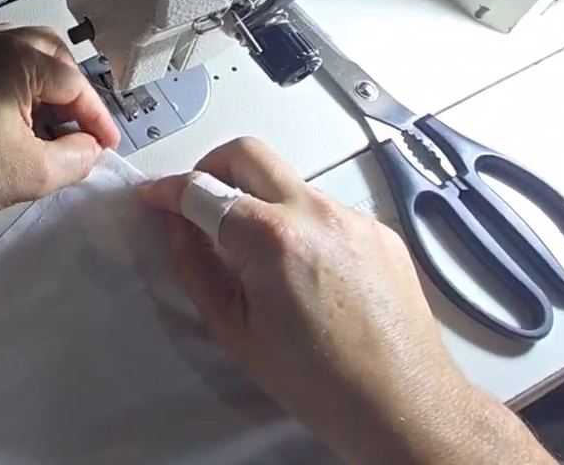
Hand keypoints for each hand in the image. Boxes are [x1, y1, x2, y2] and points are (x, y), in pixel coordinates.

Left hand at [0, 26, 120, 240]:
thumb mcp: (36, 172)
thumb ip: (77, 156)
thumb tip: (91, 147)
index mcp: (18, 58)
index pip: (75, 82)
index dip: (97, 116)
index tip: (107, 144)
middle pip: (51, 53)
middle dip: (73, 90)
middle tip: (81, 127)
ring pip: (20, 47)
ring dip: (42, 76)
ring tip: (49, 116)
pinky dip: (10, 72)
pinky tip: (10, 103)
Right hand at [141, 138, 549, 464]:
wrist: (410, 411)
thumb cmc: (321, 384)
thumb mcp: (236, 332)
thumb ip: (196, 268)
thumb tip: (177, 227)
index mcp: (271, 239)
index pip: (202, 189)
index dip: (167, 190)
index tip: (153, 196)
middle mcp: (313, 213)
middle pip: (246, 152)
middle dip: (211, 165)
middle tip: (198, 198)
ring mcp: (351, 216)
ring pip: (285, 180)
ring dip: (257, 198)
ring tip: (256, 249)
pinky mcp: (377, 229)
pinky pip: (321, 206)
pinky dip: (297, 221)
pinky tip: (302, 266)